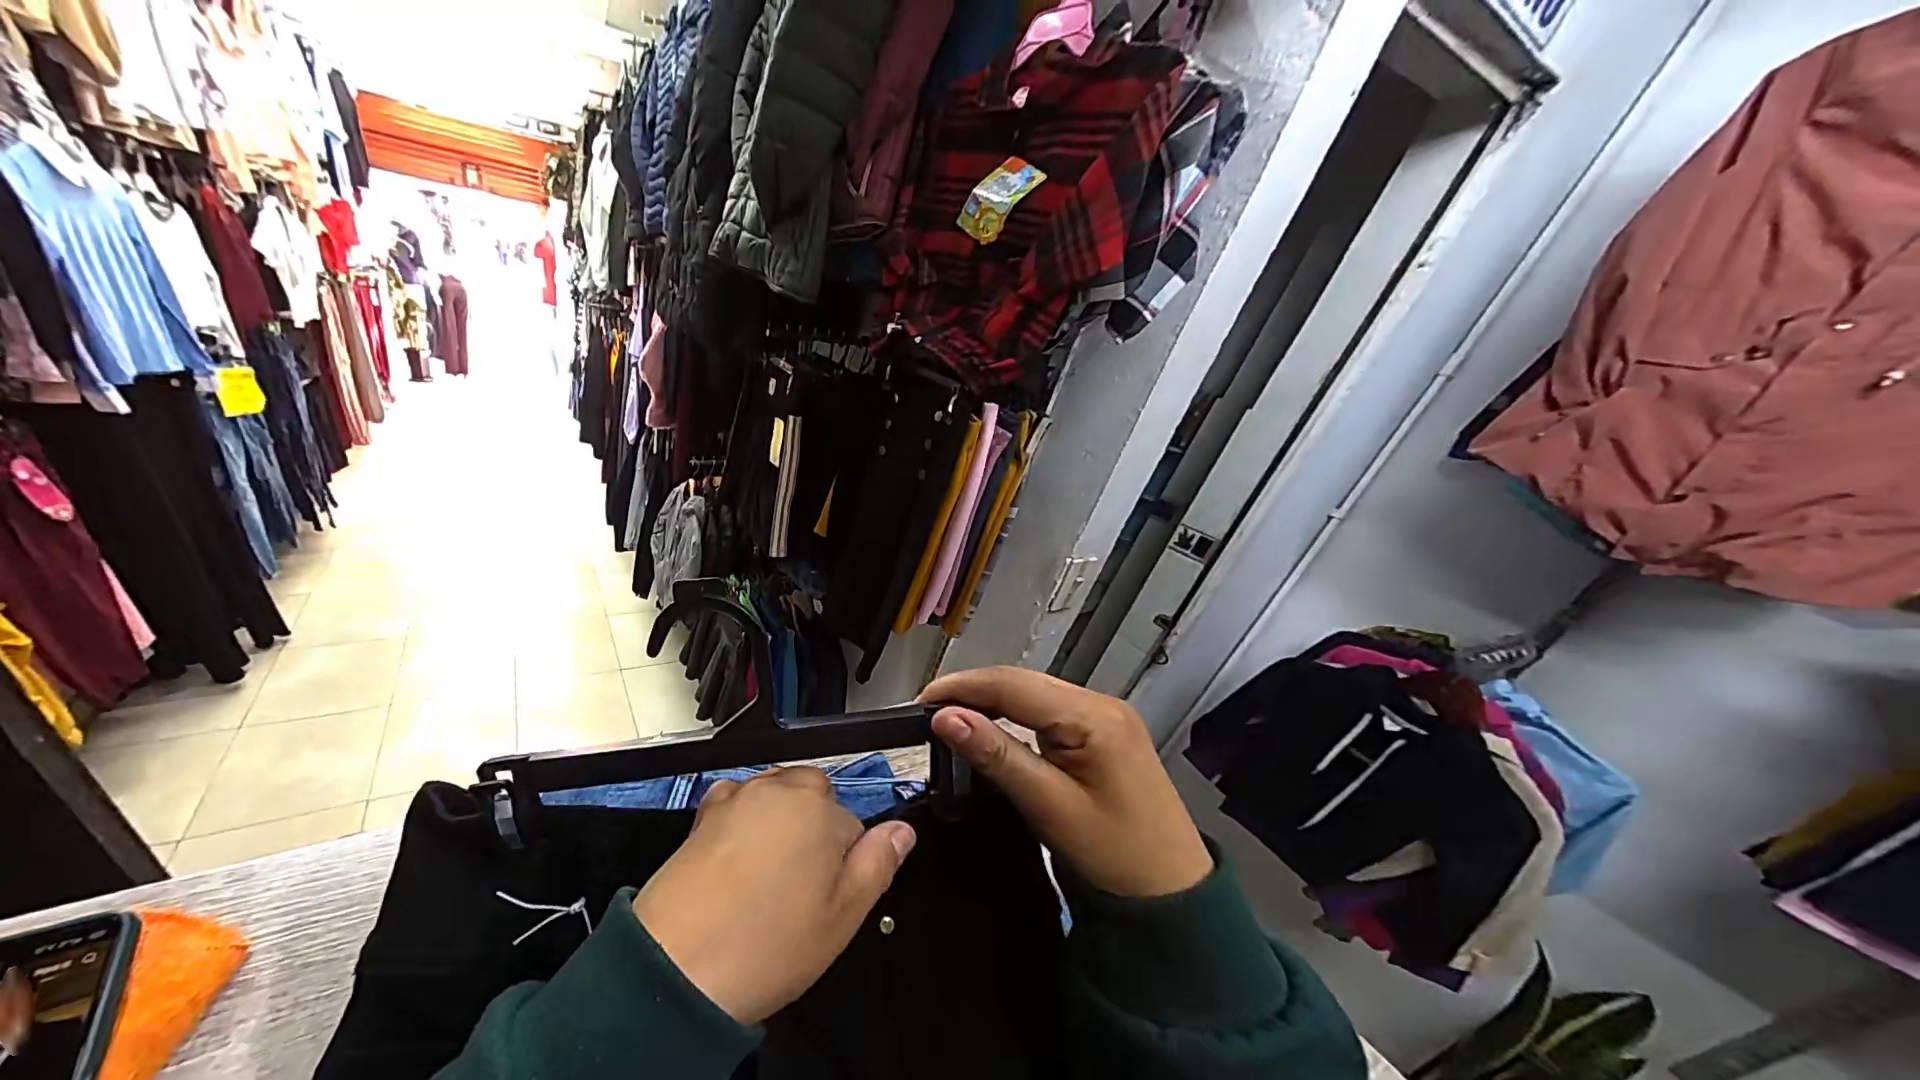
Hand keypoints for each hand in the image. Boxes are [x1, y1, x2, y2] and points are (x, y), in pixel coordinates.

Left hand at [630, 767, 915, 1024]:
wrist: (675, 971)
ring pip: (776, 801)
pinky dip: (743, 825)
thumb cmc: (761, 947)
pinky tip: (739, 867)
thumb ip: (880, 861)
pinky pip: (737, 806)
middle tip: (801, 888)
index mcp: (820, 809)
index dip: (848, 861)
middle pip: (815, 801)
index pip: (854, 822)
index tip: (831, 892)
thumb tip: (901, 832)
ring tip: (767, 883)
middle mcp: (778, 791)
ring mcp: (737, 800)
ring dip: (779, 826)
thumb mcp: (845, 914)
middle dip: (815, 832)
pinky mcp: (703, 817)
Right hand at [920, 666, 1212, 897]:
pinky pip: (1049, 711)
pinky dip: (1015, 716)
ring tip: (951, 719)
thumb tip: (947, 718)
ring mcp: (1105, 717)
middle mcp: (1101, 705)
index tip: (922, 702)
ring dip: (992, 702)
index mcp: (1093, 716)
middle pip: (1023, 682)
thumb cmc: (1118, 855)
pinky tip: (993, 728)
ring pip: (1034, 694)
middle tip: (929, 712)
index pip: (1013, 684)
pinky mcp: (1103, 732)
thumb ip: (996, 756)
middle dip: (973, 692)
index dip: (963, 687)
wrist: (1171, 894)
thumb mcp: (1049, 806)